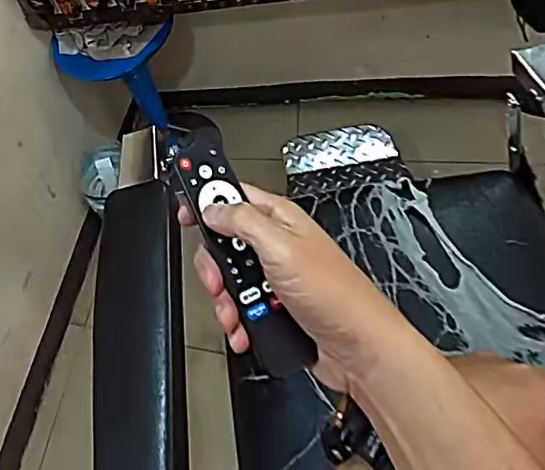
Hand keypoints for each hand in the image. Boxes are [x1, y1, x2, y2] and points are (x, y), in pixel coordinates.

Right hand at [179, 184, 404, 391]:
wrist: (359, 350)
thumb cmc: (335, 293)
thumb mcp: (281, 248)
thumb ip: (243, 222)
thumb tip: (213, 206)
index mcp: (278, 217)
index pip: (233, 194)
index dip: (207, 198)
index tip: (185, 210)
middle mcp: (276, 242)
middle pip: (225, 241)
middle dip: (216, 265)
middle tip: (220, 279)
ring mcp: (275, 274)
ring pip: (231, 277)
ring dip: (227, 298)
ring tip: (239, 312)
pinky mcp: (276, 303)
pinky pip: (243, 305)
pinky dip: (239, 319)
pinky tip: (245, 328)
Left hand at [449, 354, 544, 469]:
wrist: (436, 406)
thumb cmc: (493, 429)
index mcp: (542, 383)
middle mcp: (508, 365)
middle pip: (533, 385)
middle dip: (539, 406)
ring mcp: (476, 363)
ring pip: (500, 382)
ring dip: (506, 400)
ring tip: (508, 427)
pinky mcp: (447, 368)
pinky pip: (472, 382)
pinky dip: (479, 397)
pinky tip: (473, 418)